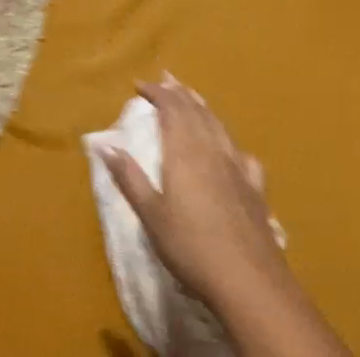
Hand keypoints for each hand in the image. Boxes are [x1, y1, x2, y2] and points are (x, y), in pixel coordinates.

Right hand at [100, 75, 287, 308]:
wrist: (248, 280)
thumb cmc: (190, 246)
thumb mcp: (150, 214)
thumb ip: (129, 177)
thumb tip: (104, 144)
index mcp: (184, 152)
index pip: (171, 109)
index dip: (157, 93)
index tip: (140, 85)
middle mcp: (212, 151)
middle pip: (196, 112)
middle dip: (179, 93)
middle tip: (166, 79)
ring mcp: (238, 169)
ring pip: (219, 127)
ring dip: (204, 109)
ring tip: (194, 98)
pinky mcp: (256, 191)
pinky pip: (242, 155)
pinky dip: (230, 143)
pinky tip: (233, 150)